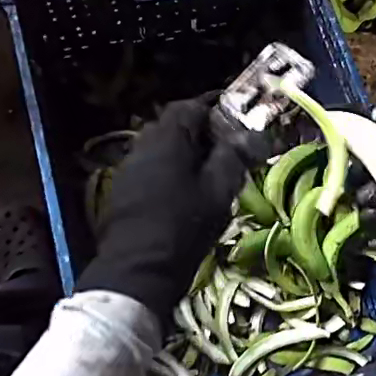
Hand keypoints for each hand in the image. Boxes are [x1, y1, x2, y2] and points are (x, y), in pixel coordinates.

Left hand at [76, 95, 268, 314]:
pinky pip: (152, 168)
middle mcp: (143, 145)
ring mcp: (129, 168)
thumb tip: (252, 134)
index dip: (215, 110)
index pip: (190, 106)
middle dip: (202, 132)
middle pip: (174, 125)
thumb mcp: (219, 189)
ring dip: (186, 153)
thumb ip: (234, 156)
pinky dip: (171, 171)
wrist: (139, 269)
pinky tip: (186, 192)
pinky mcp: (123, 190)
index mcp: (168, 138)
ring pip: (162, 148)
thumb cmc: (184, 225)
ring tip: (211, 173)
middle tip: (229, 149)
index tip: (237, 122)